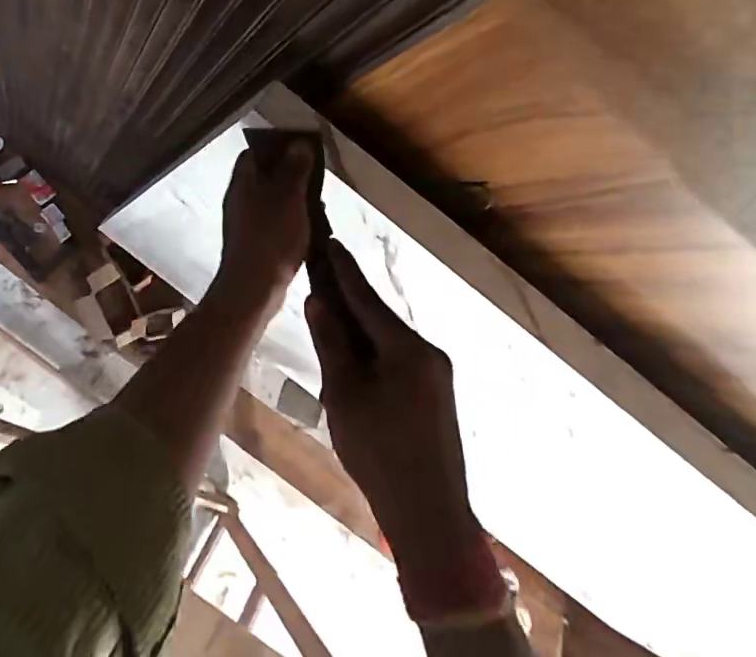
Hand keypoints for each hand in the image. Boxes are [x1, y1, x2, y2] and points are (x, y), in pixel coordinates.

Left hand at [219, 139, 314, 293]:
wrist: (253, 288)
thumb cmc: (271, 237)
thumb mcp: (289, 197)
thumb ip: (294, 169)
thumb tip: (298, 143)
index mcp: (243, 181)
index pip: (254, 152)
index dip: (276, 147)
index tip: (301, 148)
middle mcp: (239, 198)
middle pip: (264, 176)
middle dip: (291, 174)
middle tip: (316, 179)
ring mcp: (244, 222)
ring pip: (272, 201)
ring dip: (294, 200)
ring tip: (319, 205)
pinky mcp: (254, 243)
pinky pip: (274, 223)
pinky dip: (291, 221)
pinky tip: (310, 230)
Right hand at [308, 239, 506, 620]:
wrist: (430, 514)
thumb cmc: (378, 452)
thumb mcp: (343, 395)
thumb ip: (331, 343)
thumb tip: (318, 300)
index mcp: (407, 349)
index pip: (366, 298)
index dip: (344, 270)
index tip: (329, 241)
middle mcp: (427, 353)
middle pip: (378, 317)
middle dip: (348, 300)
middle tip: (320, 278)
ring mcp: (436, 374)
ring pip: (387, 339)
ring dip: (359, 329)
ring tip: (329, 321)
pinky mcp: (436, 393)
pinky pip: (398, 358)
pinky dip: (372, 351)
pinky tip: (353, 358)